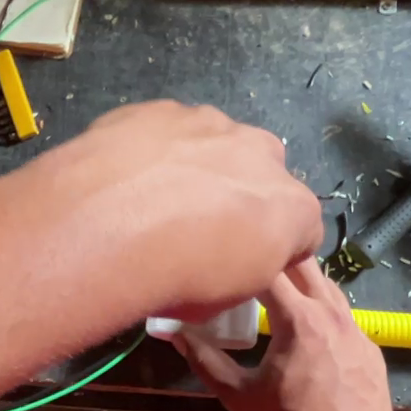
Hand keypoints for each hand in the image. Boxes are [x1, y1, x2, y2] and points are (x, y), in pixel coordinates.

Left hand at [21, 101, 322, 320]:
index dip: (274, 249)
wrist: (108, 228)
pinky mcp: (158, 108)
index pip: (301, 229)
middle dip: (239, 194)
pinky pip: (164, 131)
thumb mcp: (221, 302)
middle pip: (261, 173)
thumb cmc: (178, 278)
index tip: (243, 263)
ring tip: (152, 200)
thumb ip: (238, 271)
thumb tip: (223, 265)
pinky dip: (152, 150)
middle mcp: (260, 154)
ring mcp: (208, 123)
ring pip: (212, 143)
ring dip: (195, 166)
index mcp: (292, 207)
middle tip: (197, 228)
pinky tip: (123, 177)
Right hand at [173, 258, 396, 410]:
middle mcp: (331, 313)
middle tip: (248, 259)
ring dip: (301, 278)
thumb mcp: (239, 395)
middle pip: (305, 263)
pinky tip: (305, 326)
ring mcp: (355, 328)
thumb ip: (205, 360)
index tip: (225, 258)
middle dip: (276, 255)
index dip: (245, 256)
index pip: (269, 268)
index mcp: (299, 319)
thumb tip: (175, 334)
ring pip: (327, 285)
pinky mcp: (369, 346)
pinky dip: (320, 307)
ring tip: (275, 283)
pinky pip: (341, 313)